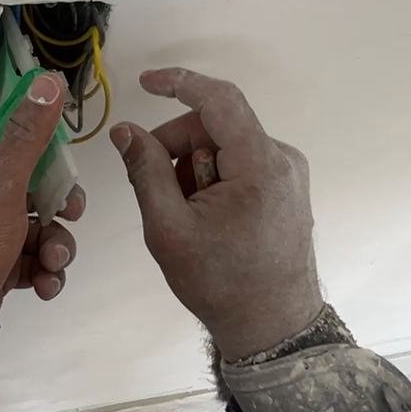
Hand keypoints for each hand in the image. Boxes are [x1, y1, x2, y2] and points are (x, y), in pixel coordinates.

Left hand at [0, 71, 84, 313]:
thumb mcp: (1, 184)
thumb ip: (28, 136)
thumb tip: (49, 81)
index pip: (21, 141)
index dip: (49, 152)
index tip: (66, 167)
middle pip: (42, 188)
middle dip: (63, 208)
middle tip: (70, 217)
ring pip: (45, 229)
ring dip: (58, 248)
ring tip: (51, 266)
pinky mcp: (3, 265)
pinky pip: (38, 261)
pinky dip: (47, 274)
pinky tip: (45, 286)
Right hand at [109, 67, 322, 360]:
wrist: (273, 328)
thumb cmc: (220, 282)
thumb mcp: (168, 228)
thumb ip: (145, 171)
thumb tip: (124, 130)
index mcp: (259, 166)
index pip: (218, 101)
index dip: (178, 83)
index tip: (143, 83)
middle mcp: (281, 159)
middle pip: (214, 126)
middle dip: (176, 148)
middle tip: (155, 190)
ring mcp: (286, 173)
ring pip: (222, 145)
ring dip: (192, 168)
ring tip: (185, 214)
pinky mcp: (285, 186)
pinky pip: (237, 162)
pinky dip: (210, 178)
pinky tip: (203, 213)